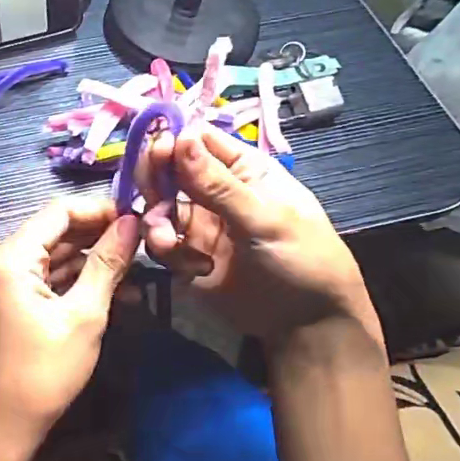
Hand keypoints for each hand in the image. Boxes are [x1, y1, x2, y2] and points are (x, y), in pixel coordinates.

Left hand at [0, 196, 141, 460]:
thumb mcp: (84, 314)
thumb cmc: (45, 370)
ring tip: (140, 274)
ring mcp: (11, 282)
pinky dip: (83, 283)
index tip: (141, 218)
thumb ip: (107, 263)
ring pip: (60, 256)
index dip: (101, 210)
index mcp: (13, 256)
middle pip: (59, 231)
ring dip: (97, 263)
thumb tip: (132, 222)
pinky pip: (54, 279)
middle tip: (146, 246)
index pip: (60, 211)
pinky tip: (120, 295)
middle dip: (102, 237)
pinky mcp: (20, 301)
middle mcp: (6, 260)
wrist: (8, 425)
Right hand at [136, 123, 379, 345]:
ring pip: (157, 207)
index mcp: (242, 168)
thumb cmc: (302, 259)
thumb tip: (180, 137)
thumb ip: (217, 184)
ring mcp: (198, 223)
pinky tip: (189, 266)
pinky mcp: (186, 255)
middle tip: (154, 195)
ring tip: (167, 240)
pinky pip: (160, 243)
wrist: (305, 323)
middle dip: (155, 179)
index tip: (157, 151)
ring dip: (156, 221)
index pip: (198, 139)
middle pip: (168, 168)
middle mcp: (214, 190)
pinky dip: (165, 250)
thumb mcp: (264, 219)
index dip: (174, 140)